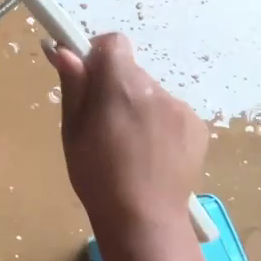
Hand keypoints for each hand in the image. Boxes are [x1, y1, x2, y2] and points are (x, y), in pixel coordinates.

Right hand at [44, 34, 206, 241]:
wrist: (143, 217)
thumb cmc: (96, 176)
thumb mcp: (72, 131)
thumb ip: (74, 86)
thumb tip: (63, 49)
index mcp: (121, 87)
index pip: (113, 43)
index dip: (97, 55)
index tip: (87, 79)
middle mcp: (156, 90)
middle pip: (131, 72)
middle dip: (114, 88)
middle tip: (101, 125)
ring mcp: (181, 109)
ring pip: (150, 94)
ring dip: (136, 108)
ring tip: (126, 146)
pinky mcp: (197, 127)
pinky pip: (170, 113)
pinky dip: (157, 126)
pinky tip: (148, 154)